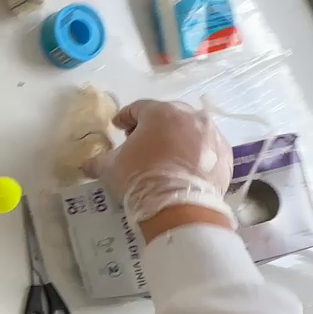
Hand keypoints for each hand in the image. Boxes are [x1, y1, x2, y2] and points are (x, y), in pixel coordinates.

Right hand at [83, 99, 235, 234]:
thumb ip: (97, 161)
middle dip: (153, 126)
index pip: (138, 107)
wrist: (178, 205)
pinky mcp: (225, 153)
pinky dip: (195, 153)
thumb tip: (87, 165)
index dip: (125, 117)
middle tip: (140, 142)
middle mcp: (191, 116)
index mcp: (160, 113)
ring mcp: (212, 133)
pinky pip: (206, 147)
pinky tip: (183, 168)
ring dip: (176, 138)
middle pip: (168, 114)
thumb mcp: (109, 168)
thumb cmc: (140, 177)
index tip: (117, 127)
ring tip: (164, 156)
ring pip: (190, 129)